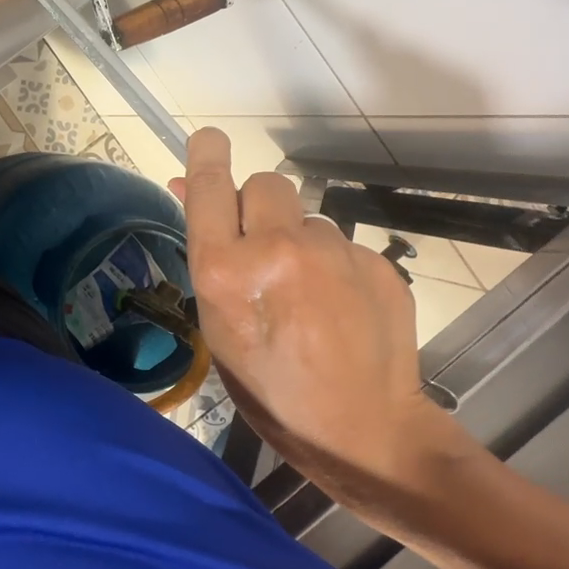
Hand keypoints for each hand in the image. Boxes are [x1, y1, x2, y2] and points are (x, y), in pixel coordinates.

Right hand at [172, 127, 475, 496]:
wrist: (360, 431)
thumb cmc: (264, 383)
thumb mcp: (214, 318)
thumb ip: (207, 250)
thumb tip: (189, 188)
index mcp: (223, 269)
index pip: (210, 186)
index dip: (207, 154)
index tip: (210, 137)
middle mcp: (277, 249)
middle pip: (265, 185)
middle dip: (259, 206)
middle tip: (263, 247)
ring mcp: (335, 256)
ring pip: (308, 218)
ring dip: (301, 240)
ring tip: (308, 294)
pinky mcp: (379, 266)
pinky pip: (345, 245)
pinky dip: (337, 266)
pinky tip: (341, 308)